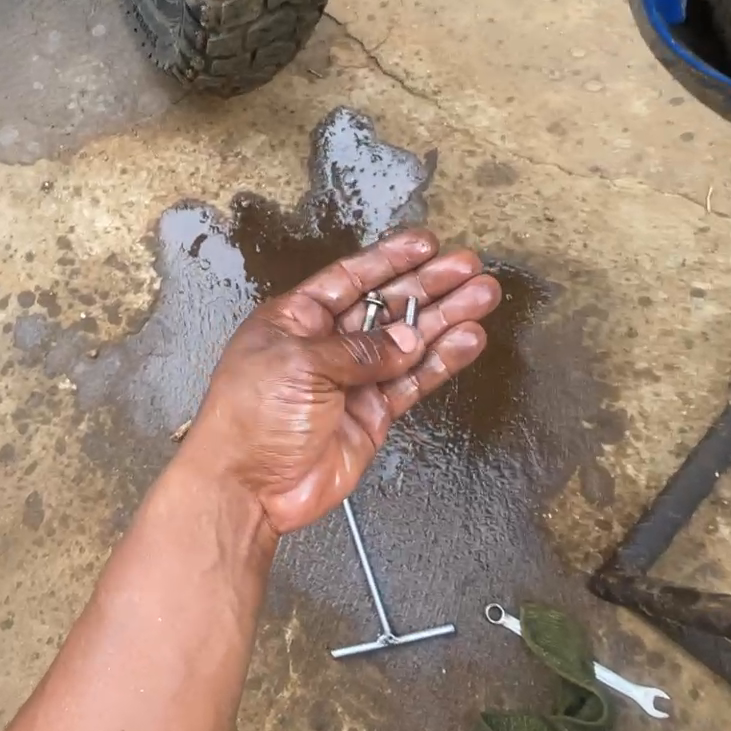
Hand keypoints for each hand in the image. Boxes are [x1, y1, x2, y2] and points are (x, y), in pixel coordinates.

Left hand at [177, 228, 500, 535]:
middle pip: (384, 305)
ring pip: (405, 342)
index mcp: (294, 320)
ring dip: (444, 318)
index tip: (425, 244)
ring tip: (483, 296)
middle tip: (467, 267)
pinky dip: (440, 361)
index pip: (348, 278)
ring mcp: (349, 380)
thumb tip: (405, 339)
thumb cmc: (248, 417)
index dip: (388, 260)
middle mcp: (323, 345)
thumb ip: (357, 349)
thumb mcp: (298, 364)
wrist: (248, 485)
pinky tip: (467, 340)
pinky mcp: (369, 414)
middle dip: (426, 285)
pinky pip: (411, 381)